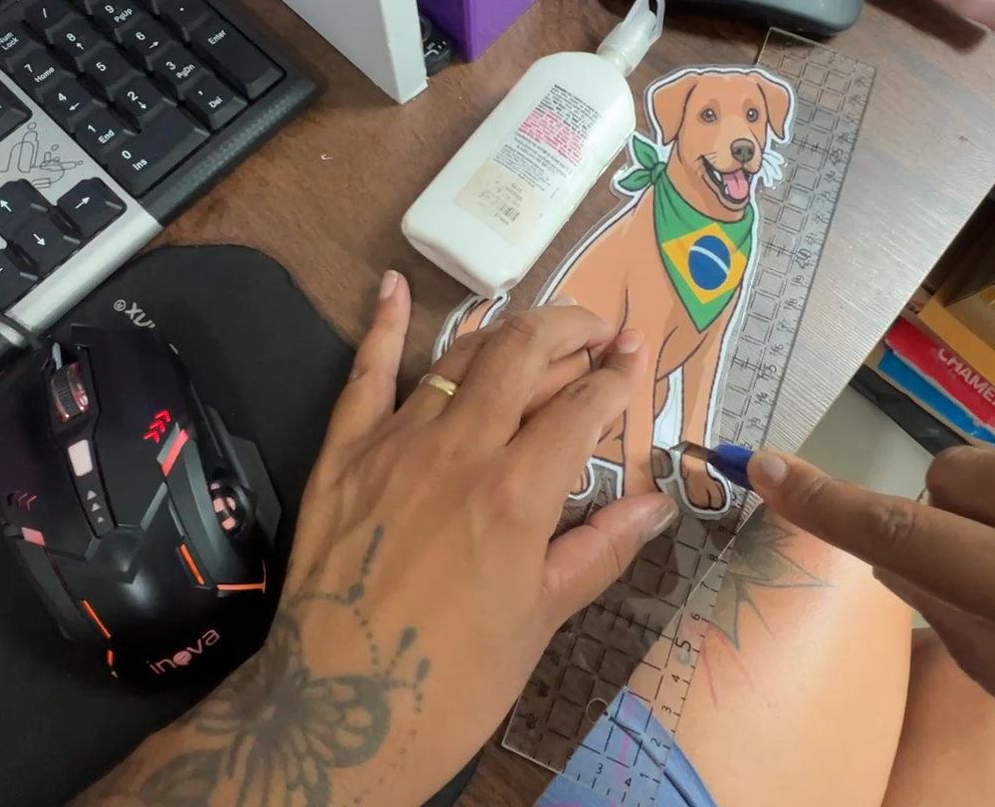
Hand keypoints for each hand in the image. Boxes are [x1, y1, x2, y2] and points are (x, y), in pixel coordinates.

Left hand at [84, 273, 678, 806]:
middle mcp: (460, 448)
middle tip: (599, 327)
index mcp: (516, 492)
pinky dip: (382, 327)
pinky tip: (392, 284)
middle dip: (570, 328)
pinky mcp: (345, 450)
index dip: (616, 377)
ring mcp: (396, 441)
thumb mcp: (541, 619)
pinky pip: (366, 374)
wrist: (335, 710)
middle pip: (524, 354)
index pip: (581, 406)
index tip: (632, 362)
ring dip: (507, 329)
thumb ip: (601, 548)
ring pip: (461, 355)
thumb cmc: (454, 677)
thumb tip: (659, 503)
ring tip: (541, 321)